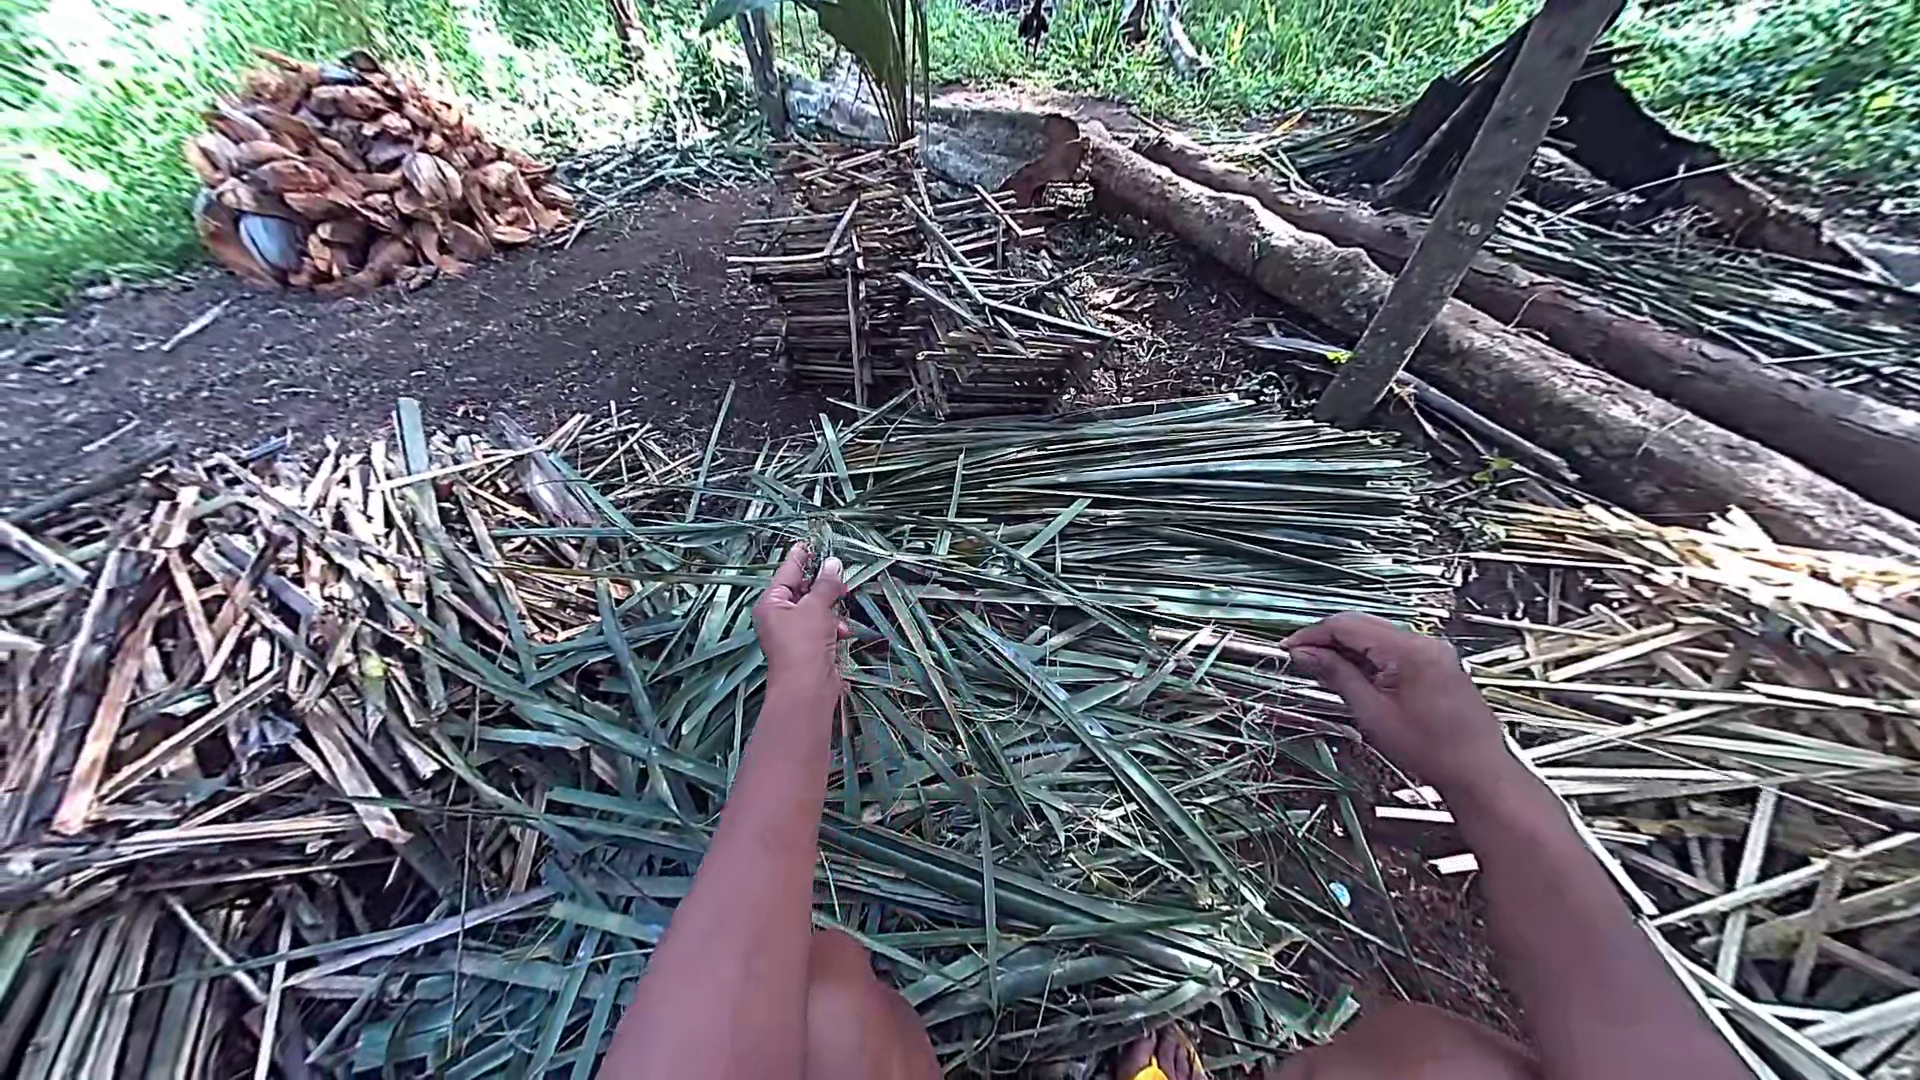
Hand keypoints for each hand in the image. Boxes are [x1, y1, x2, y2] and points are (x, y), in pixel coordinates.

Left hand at [753, 543, 849, 700]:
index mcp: (772, 603)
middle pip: (803, 590)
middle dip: (823, 585)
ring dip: (832, 608)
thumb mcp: (816, 608)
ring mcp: (795, 632)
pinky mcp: (811, 645)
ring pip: (817, 608)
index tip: (810, 542)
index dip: (801, 557)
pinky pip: (824, 626)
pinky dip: (834, 626)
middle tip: (840, 571)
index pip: (787, 572)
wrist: (808, 688)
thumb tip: (834, 563)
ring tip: (844, 603)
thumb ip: (826, 584)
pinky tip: (842, 632)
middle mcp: (780, 615)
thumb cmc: (804, 644)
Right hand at [1283, 613, 1514, 795]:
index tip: (1289, 648)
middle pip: (1359, 624)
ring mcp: (1431, 651)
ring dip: (1342, 646)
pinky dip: (1364, 655)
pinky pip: (1388, 646)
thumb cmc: (1434, 750)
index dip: (1311, 635)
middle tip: (1299, 656)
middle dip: (1324, 638)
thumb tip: (1306, 653)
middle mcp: (1424, 643)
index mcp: (1409, 651)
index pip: (1346, 626)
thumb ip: (1336, 674)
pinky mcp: (1433, 661)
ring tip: (1320, 666)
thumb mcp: (1371, 712)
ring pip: (1372, 633)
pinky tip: (1350, 672)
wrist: (1480, 774)